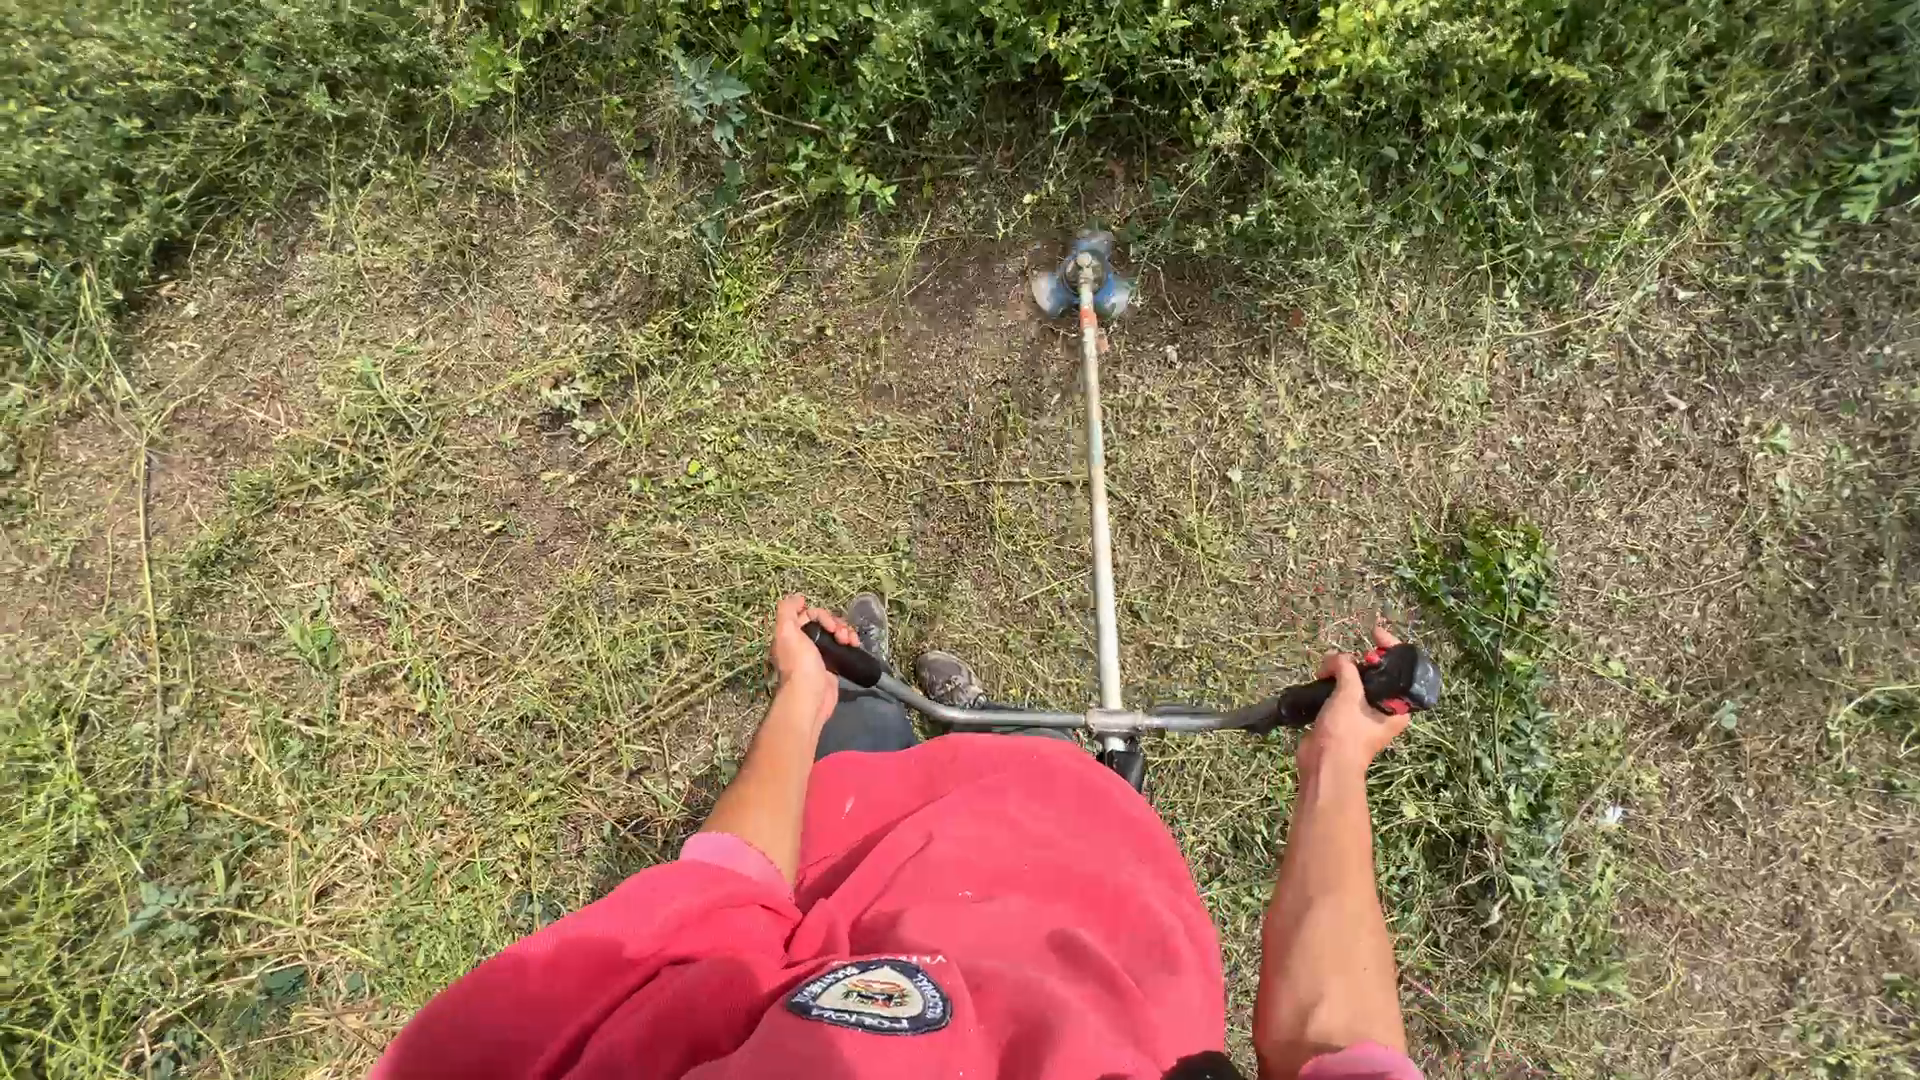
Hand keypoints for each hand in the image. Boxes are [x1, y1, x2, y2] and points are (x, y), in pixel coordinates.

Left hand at [769, 593, 859, 728]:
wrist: (811, 695)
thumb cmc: (799, 663)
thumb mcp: (786, 632)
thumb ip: (787, 610)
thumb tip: (798, 597)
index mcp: (791, 634)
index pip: (809, 614)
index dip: (821, 615)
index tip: (830, 626)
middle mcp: (803, 643)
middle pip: (824, 623)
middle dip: (836, 624)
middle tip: (841, 635)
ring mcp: (818, 654)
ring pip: (835, 633)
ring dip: (846, 632)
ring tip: (850, 642)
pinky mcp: (832, 664)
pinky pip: (842, 647)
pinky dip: (850, 643)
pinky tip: (855, 646)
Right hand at [1297, 621, 1410, 775]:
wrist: (1324, 763)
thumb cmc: (1345, 732)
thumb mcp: (1349, 696)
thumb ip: (1347, 670)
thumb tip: (1338, 659)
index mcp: (1397, 707)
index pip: (1400, 669)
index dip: (1389, 647)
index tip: (1373, 632)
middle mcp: (1384, 708)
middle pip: (1375, 673)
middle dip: (1356, 661)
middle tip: (1339, 660)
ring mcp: (1362, 712)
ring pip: (1355, 681)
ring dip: (1339, 671)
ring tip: (1324, 672)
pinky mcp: (1342, 716)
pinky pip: (1340, 691)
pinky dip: (1331, 682)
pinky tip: (1320, 679)